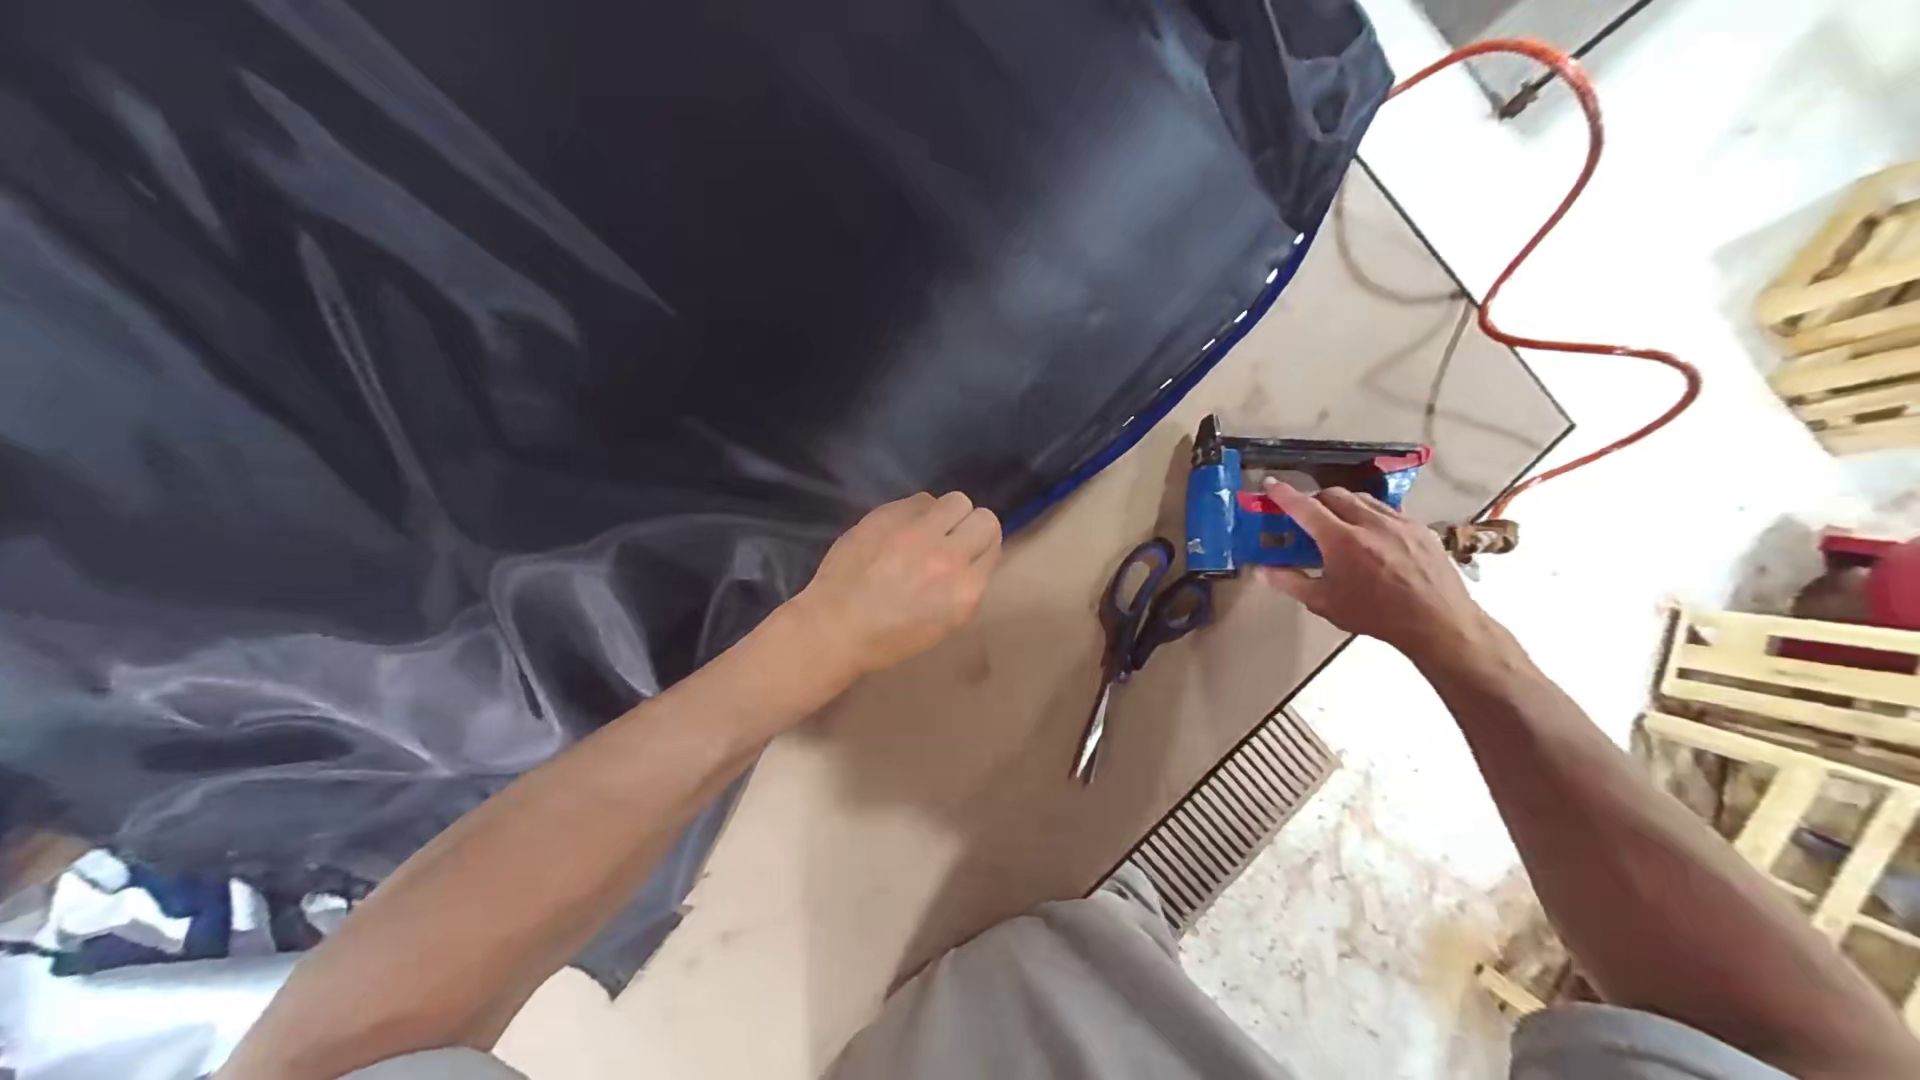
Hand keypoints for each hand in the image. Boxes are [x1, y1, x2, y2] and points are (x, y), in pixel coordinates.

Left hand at [790, 491, 1001, 676]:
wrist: (835, 626)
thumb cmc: (889, 637)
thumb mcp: (945, 624)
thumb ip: (966, 588)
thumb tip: (972, 560)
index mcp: (965, 591)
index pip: (993, 546)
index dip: (981, 548)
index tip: (968, 554)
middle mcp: (948, 556)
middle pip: (983, 518)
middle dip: (972, 527)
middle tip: (951, 539)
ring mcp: (916, 532)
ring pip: (956, 501)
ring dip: (947, 514)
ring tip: (927, 530)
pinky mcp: (888, 516)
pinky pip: (919, 500)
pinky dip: (917, 512)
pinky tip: (900, 529)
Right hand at [1255, 478, 1489, 660]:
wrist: (1437, 622)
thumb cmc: (1375, 614)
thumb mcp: (1324, 603)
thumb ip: (1289, 582)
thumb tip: (1261, 572)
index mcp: (1342, 540)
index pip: (1305, 507)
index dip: (1284, 494)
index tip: (1270, 484)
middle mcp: (1370, 522)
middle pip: (1334, 494)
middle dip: (1315, 499)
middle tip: (1306, 517)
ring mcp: (1398, 522)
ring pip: (1362, 498)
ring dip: (1342, 504)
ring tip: (1338, 523)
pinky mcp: (1419, 527)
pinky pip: (1387, 509)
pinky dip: (1369, 514)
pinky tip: (1370, 534)